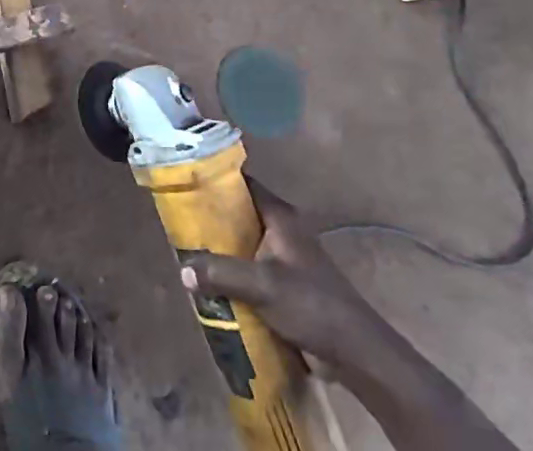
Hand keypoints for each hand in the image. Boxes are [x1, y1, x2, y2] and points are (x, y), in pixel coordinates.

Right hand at [180, 180, 378, 371]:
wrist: (353, 350)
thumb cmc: (311, 304)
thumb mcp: (263, 285)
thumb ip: (222, 274)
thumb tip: (183, 269)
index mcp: (280, 217)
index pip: (244, 184)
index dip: (216, 181)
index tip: (187, 182)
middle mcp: (282, 230)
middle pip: (240, 214)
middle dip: (212, 219)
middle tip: (179, 222)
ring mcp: (285, 257)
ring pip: (244, 244)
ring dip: (220, 250)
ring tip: (187, 253)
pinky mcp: (285, 283)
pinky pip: (250, 269)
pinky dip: (232, 273)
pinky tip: (210, 284)